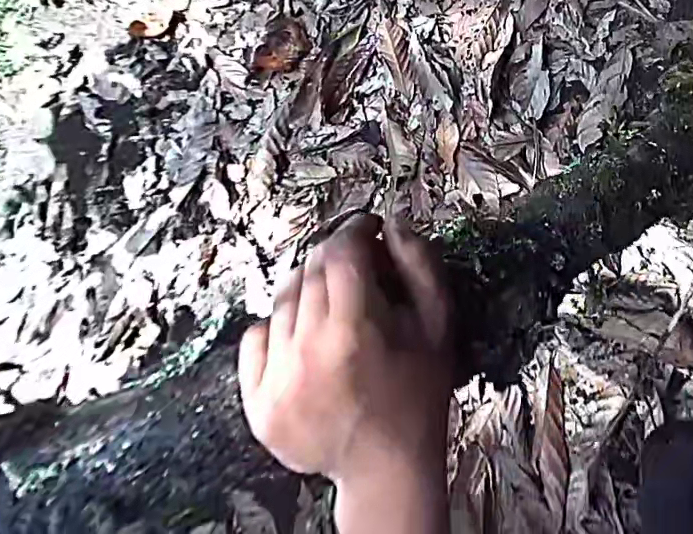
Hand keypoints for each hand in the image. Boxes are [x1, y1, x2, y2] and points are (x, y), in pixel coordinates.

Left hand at [239, 213, 451, 523]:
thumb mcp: (436, 321)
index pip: (341, 251)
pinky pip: (255, 335)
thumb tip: (391, 224)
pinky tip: (307, 333)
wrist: (386, 467)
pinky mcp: (257, 402)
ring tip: (335, 300)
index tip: (369, 228)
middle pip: (311, 267)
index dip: (356, 229)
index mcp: (354, 331)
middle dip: (336, 253)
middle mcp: (307, 352)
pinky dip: (279, 323)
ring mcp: (276, 380)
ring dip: (310, 284)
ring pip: (283, 296)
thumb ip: (419, 263)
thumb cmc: (418, 391)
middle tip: (358, 263)